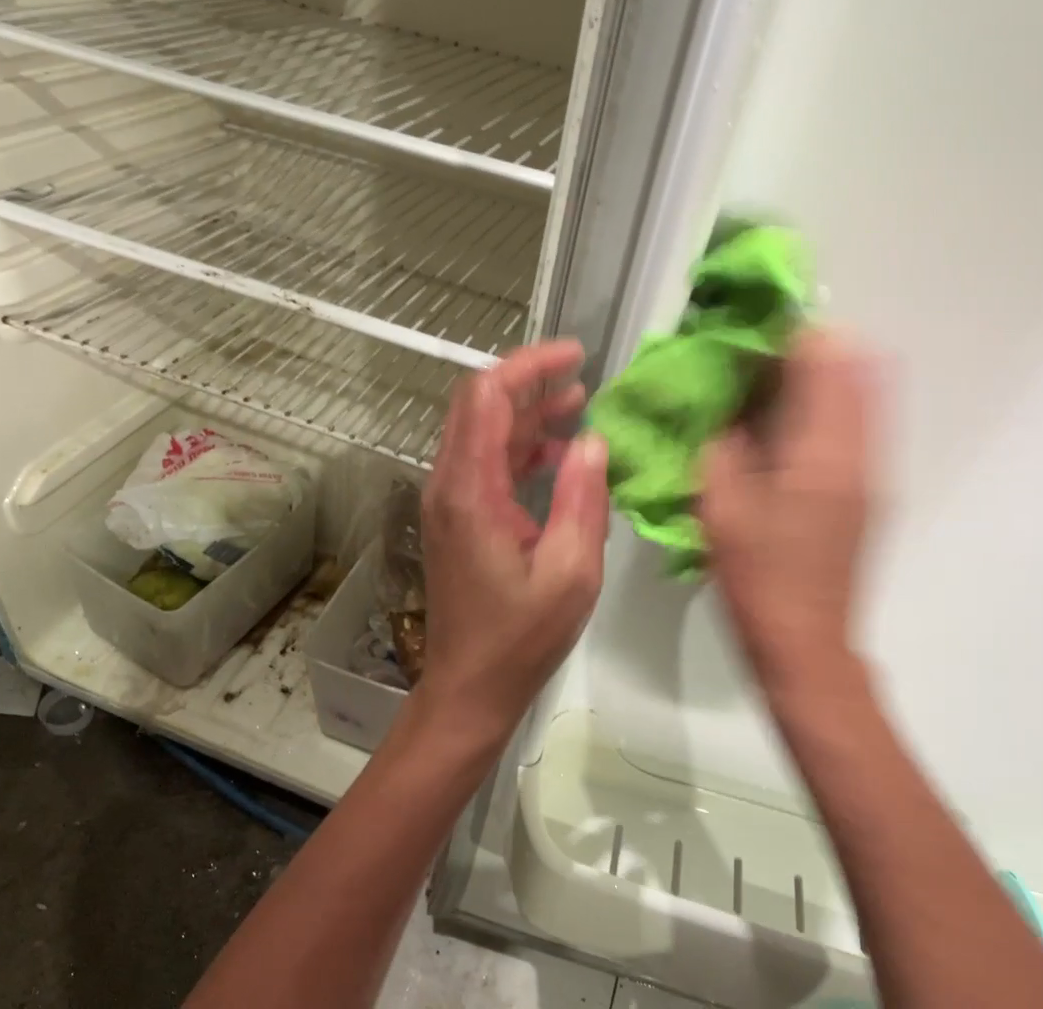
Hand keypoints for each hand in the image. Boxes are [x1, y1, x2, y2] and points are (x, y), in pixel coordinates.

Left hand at [417, 341, 609, 735]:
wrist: (469, 686)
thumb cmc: (521, 638)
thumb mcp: (571, 571)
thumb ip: (583, 499)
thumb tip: (593, 441)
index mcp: (471, 491)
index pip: (487, 397)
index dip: (529, 365)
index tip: (576, 356)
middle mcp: (449, 485)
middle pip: (480, 406)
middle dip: (530, 382)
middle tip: (583, 378)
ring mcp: (449, 501)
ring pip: (483, 433)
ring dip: (527, 414)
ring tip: (579, 407)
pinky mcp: (457, 518)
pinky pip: (485, 464)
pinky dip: (520, 448)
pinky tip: (559, 456)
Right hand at [700, 330, 880, 705]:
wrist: (807, 647)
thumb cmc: (759, 579)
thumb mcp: (724, 507)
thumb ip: (724, 442)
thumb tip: (728, 399)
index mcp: (827, 451)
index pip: (827, 355)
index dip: (788, 329)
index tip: (745, 328)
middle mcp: (862, 451)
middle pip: (853, 363)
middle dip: (801, 347)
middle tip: (746, 355)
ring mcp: (871, 472)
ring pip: (857, 392)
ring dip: (812, 376)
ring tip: (757, 386)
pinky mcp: (865, 491)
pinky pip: (851, 423)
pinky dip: (819, 407)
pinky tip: (775, 427)